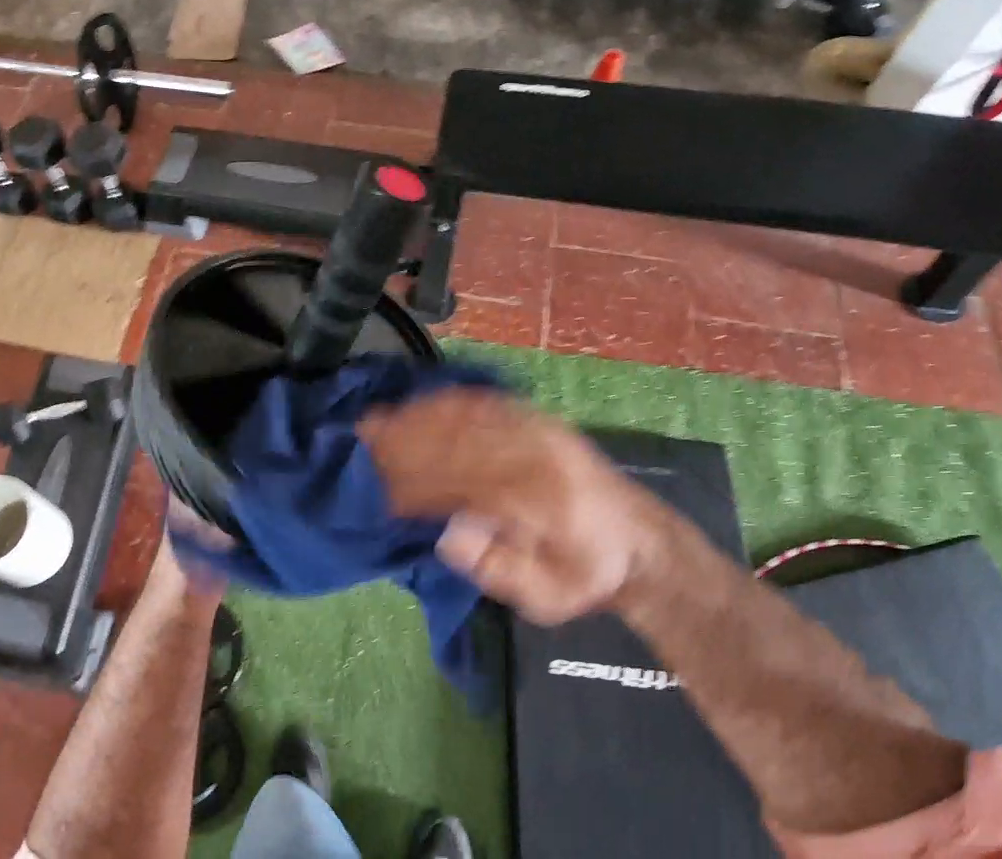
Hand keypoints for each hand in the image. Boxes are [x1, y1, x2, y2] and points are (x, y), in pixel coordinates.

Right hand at [357, 388, 673, 624]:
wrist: (641, 542)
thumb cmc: (586, 576)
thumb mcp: (547, 597)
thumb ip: (496, 567)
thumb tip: (446, 533)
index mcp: (539, 501)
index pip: (460, 485)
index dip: (414, 486)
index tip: (379, 492)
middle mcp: (538, 457)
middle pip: (457, 443)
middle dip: (404, 444)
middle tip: (361, 447)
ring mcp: (541, 433)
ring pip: (468, 418)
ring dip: (418, 419)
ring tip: (377, 422)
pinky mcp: (542, 423)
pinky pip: (489, 404)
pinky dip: (449, 403)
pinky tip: (421, 404)